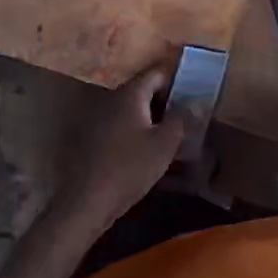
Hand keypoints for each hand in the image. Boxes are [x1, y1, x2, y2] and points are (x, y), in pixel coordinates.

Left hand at [51, 66, 185, 236]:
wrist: (85, 205)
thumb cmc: (130, 168)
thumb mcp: (166, 143)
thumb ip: (181, 118)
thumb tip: (192, 104)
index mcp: (130, 94)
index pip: (157, 73)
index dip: (176, 80)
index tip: (191, 94)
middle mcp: (110, 100)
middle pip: (142, 90)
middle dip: (163, 100)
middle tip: (182, 116)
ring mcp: (95, 119)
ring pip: (128, 109)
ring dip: (147, 116)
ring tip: (164, 134)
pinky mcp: (87, 140)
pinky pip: (116, 125)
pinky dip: (130, 130)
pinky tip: (140, 150)